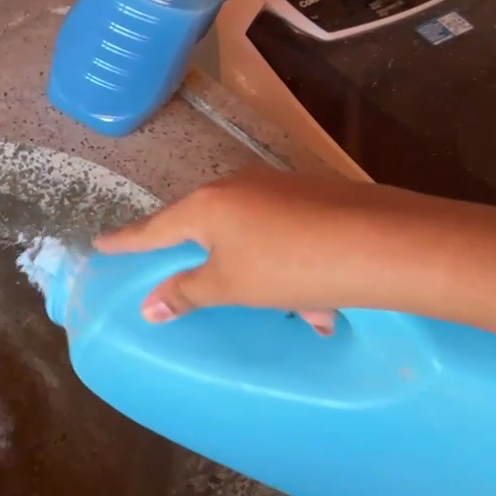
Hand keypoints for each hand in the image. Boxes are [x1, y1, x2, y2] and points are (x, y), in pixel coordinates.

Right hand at [93, 169, 443, 330]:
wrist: (395, 245)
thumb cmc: (292, 266)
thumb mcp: (230, 287)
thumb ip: (185, 294)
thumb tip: (148, 307)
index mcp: (204, 206)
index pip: (151, 229)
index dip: (124, 242)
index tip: (99, 244)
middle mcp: (236, 187)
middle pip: (200, 224)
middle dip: (197, 256)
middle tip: (182, 273)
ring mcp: (280, 187)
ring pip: (249, 233)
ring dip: (255, 269)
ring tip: (288, 308)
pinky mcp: (317, 195)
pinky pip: (284, 233)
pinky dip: (288, 264)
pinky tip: (322, 302)